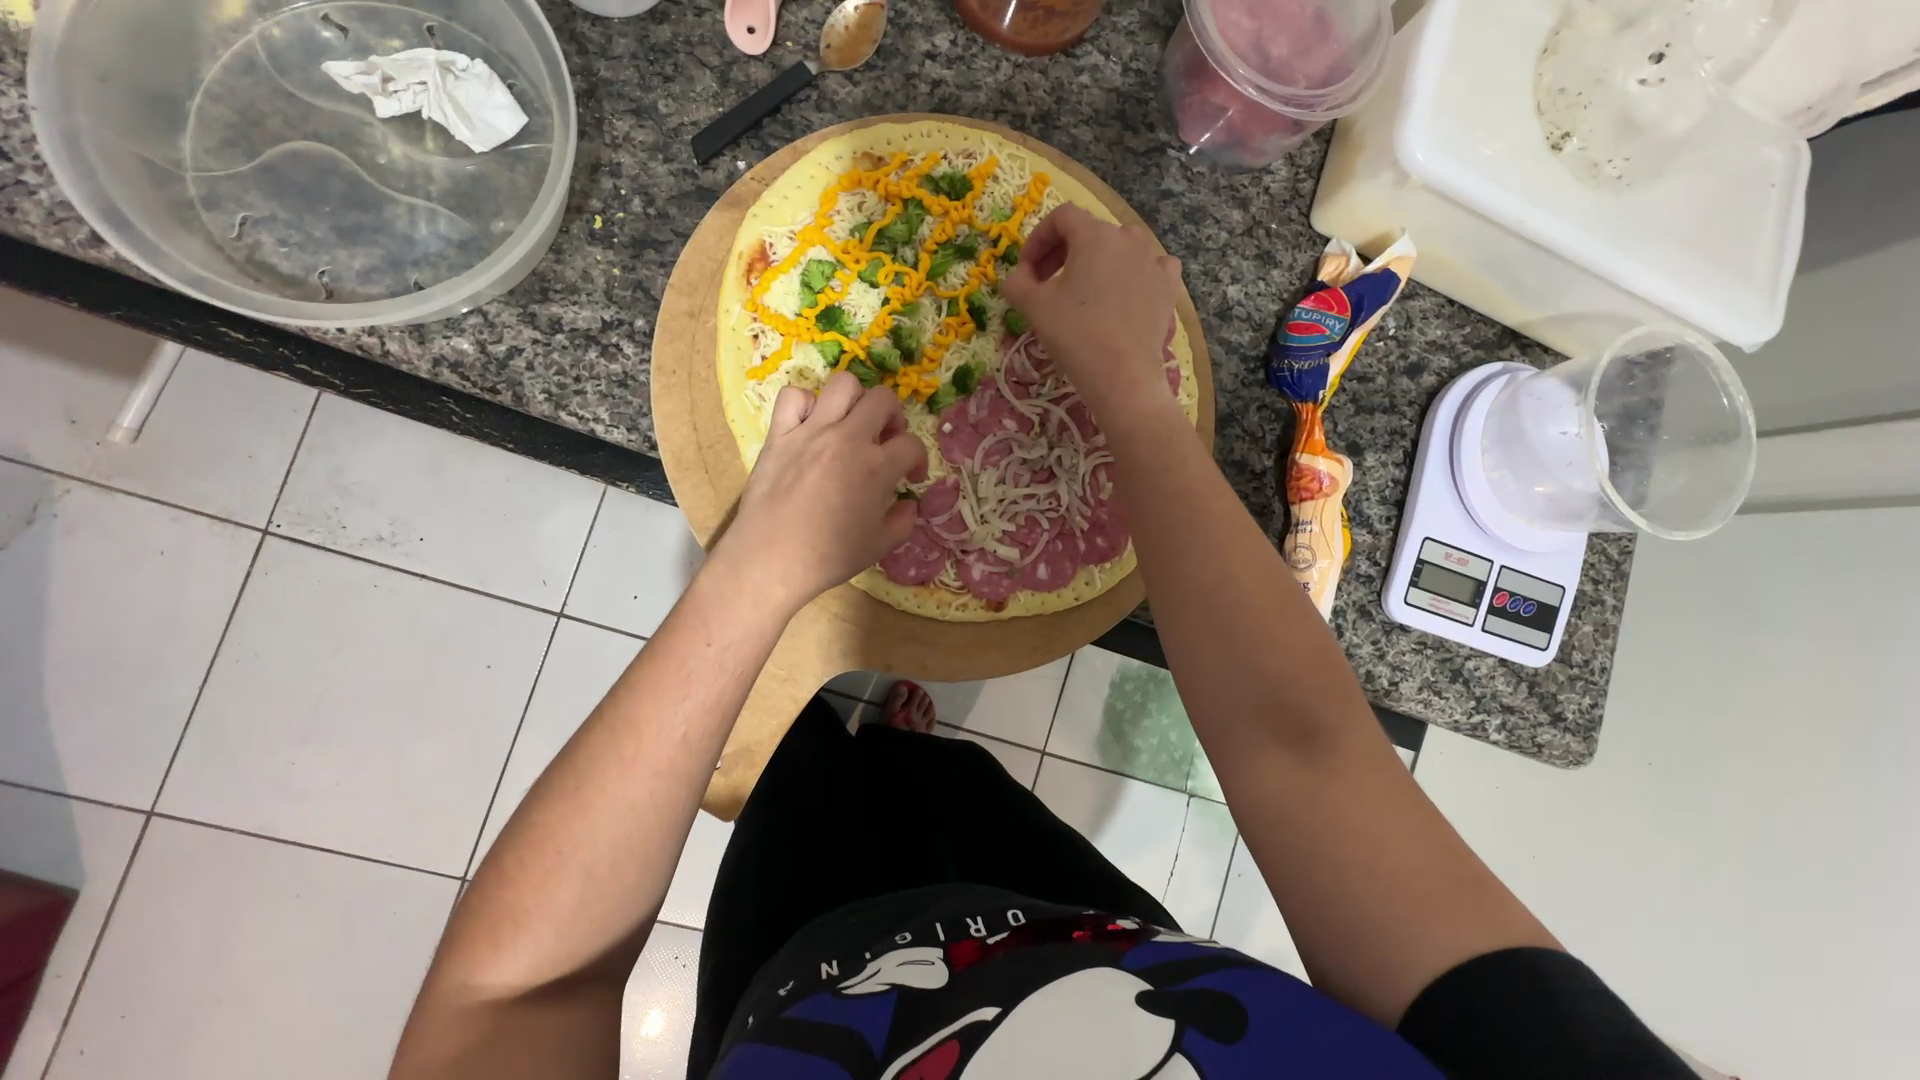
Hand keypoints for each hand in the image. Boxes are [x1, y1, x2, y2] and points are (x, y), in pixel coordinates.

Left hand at [711, 371, 927, 613]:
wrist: (771, 558)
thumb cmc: (828, 557)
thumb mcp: (879, 546)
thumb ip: (903, 522)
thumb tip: (909, 505)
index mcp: (877, 466)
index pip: (911, 444)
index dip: (917, 459)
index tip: (910, 477)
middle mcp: (847, 439)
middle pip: (883, 400)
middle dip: (893, 417)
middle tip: (884, 441)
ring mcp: (811, 431)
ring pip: (842, 384)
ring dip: (855, 400)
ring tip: (851, 423)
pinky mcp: (779, 434)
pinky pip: (793, 397)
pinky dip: (805, 403)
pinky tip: (810, 425)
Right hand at [1000, 205, 1184, 417]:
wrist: (1122, 376)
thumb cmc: (1075, 335)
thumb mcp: (1033, 307)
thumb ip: (1016, 282)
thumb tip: (1018, 276)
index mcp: (1094, 234)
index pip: (1061, 217)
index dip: (1038, 239)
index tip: (1026, 270)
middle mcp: (1128, 238)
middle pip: (1090, 231)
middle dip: (1063, 252)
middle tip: (1047, 283)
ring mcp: (1153, 261)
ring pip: (1121, 247)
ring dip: (1097, 261)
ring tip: (1085, 289)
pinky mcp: (1168, 286)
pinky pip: (1152, 266)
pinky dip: (1134, 273)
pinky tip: (1125, 291)